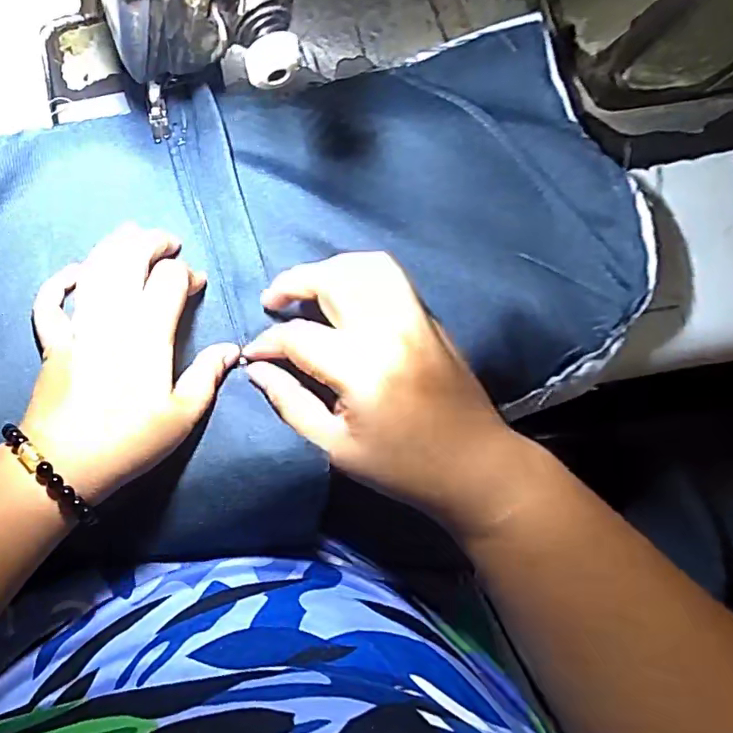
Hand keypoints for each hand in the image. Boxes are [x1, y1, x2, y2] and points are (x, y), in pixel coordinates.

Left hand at [19, 224, 238, 502]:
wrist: (66, 461)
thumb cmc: (130, 440)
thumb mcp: (182, 416)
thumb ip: (206, 376)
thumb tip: (229, 350)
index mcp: (149, 332)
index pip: (169, 280)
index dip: (187, 274)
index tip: (197, 283)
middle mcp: (113, 316)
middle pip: (129, 257)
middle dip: (151, 242)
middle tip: (167, 242)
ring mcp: (78, 325)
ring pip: (94, 268)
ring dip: (112, 245)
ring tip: (129, 234)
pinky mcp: (53, 339)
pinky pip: (49, 300)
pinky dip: (60, 281)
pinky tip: (74, 272)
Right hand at [241, 252, 531, 529]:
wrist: (477, 466)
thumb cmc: (402, 466)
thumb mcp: (335, 447)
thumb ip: (291, 403)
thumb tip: (257, 369)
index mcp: (364, 368)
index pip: (299, 336)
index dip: (268, 342)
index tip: (255, 354)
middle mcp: (390, 330)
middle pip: (333, 280)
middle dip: (293, 283)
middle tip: (271, 301)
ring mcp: (416, 318)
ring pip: (366, 266)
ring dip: (328, 269)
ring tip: (307, 289)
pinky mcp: (430, 319)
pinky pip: (390, 278)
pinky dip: (358, 275)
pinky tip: (342, 295)